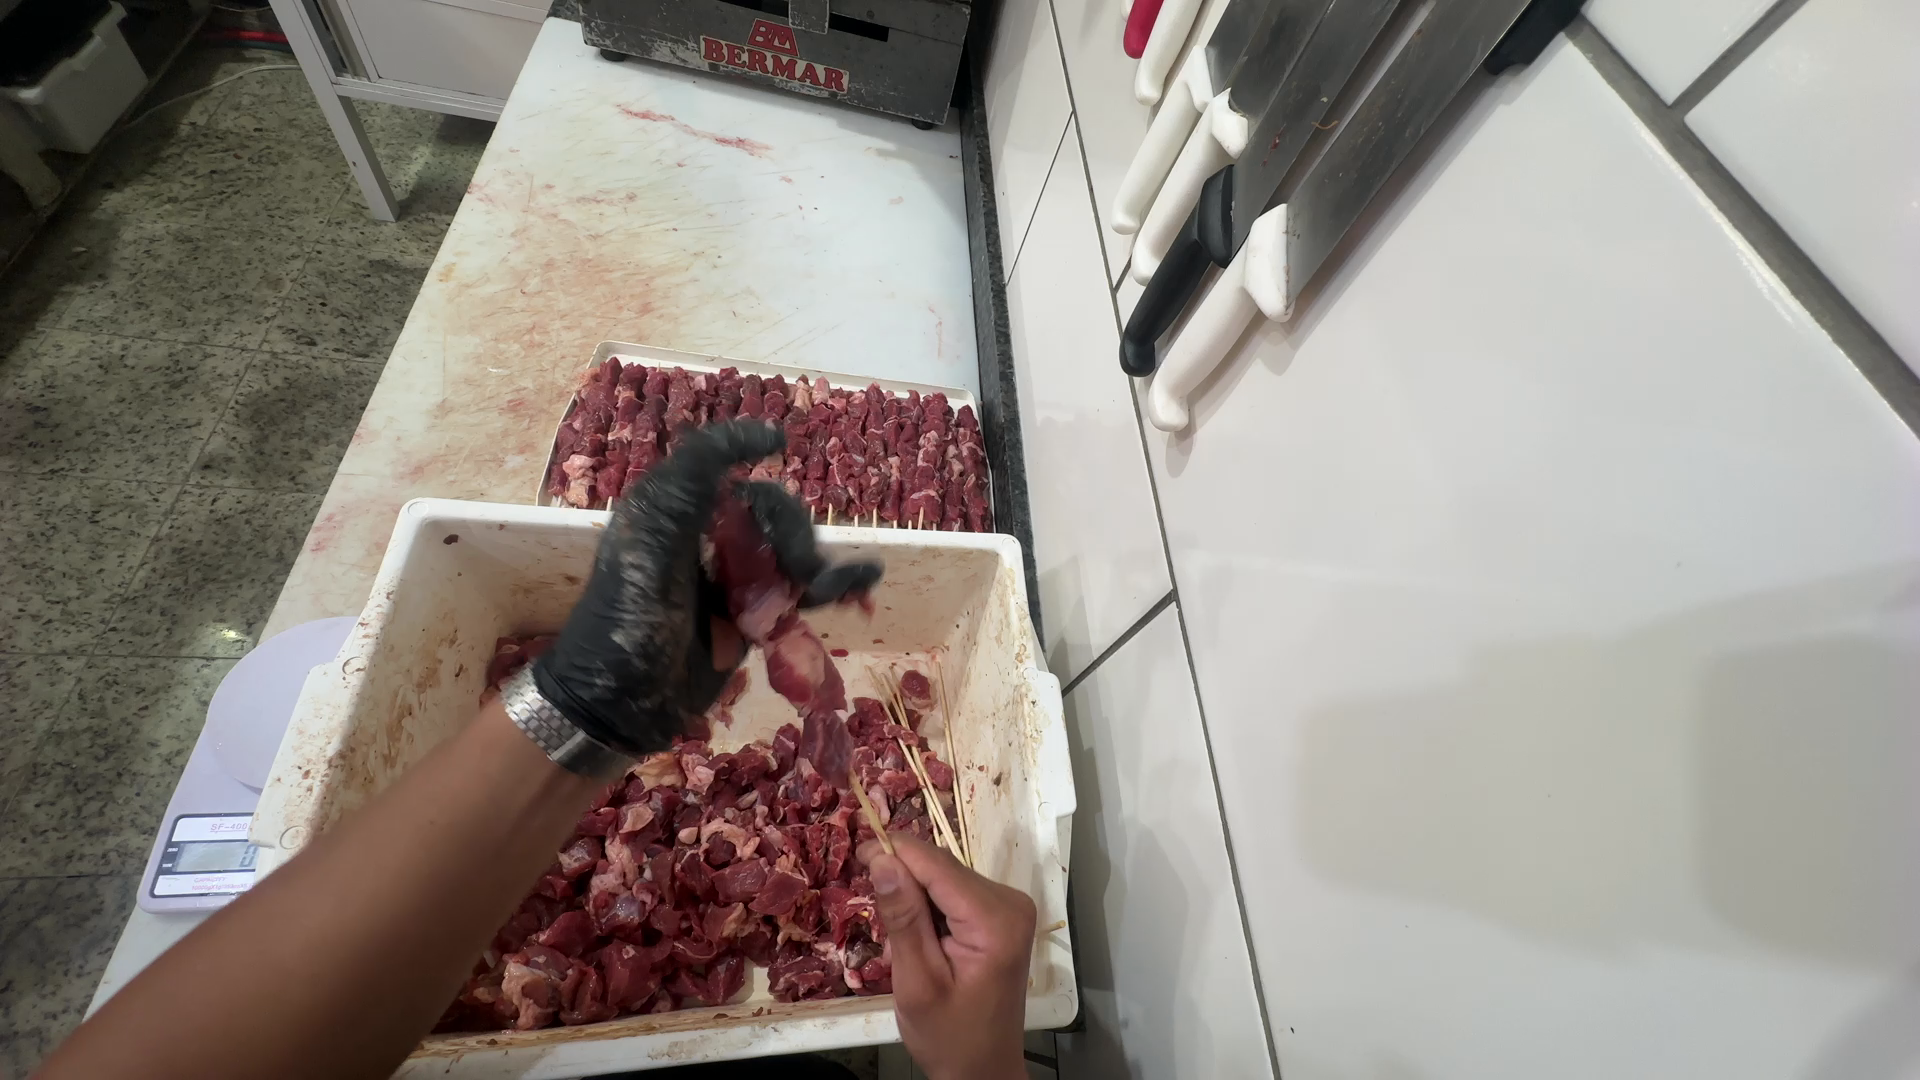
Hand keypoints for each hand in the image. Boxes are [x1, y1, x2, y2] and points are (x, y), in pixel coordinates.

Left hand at [532, 421, 878, 756]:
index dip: (754, 452)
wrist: (624, 698)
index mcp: (684, 508)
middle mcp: (714, 537)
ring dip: (820, 566)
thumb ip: (702, 465)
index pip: (735, 471)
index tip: (780, 442)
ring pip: (798, 553)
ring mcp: (739, 578)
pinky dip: (837, 585)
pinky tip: (866, 579)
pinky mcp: (758, 616)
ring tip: (826, 589)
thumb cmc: (631, 607)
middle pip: (780, 515)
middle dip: (796, 537)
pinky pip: (804, 592)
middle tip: (798, 570)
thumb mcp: (657, 522)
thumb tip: (771, 436)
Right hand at [859, 835, 1035, 1079]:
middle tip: (880, 926)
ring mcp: (1008, 904)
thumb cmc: (949, 1037)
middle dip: (904, 884)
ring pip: (945, 876)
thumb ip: (903, 918)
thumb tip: (883, 859)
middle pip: (941, 868)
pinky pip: (954, 891)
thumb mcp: (916, 983)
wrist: (984, 1072)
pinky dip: (930, 908)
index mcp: (995, 919)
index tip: (858, 849)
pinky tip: (921, 942)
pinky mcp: (1001, 911)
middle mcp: (1009, 900)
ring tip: (900, 947)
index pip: (937, 865)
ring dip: (914, 899)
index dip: (896, 850)